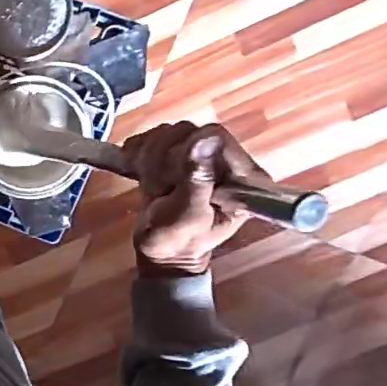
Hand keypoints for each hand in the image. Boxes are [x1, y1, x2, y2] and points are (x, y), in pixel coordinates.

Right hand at [122, 122, 270, 276]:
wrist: (160, 253)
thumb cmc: (176, 244)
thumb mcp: (187, 217)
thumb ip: (196, 181)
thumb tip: (205, 139)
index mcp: (243, 177)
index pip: (216, 137)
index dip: (186, 153)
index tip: (171, 181)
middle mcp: (229, 162)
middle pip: (190, 132)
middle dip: (165, 160)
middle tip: (161, 191)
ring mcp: (204, 156)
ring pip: (172, 132)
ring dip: (152, 160)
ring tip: (155, 188)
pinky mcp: (184, 154)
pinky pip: (159, 136)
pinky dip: (143, 152)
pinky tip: (143, 172)